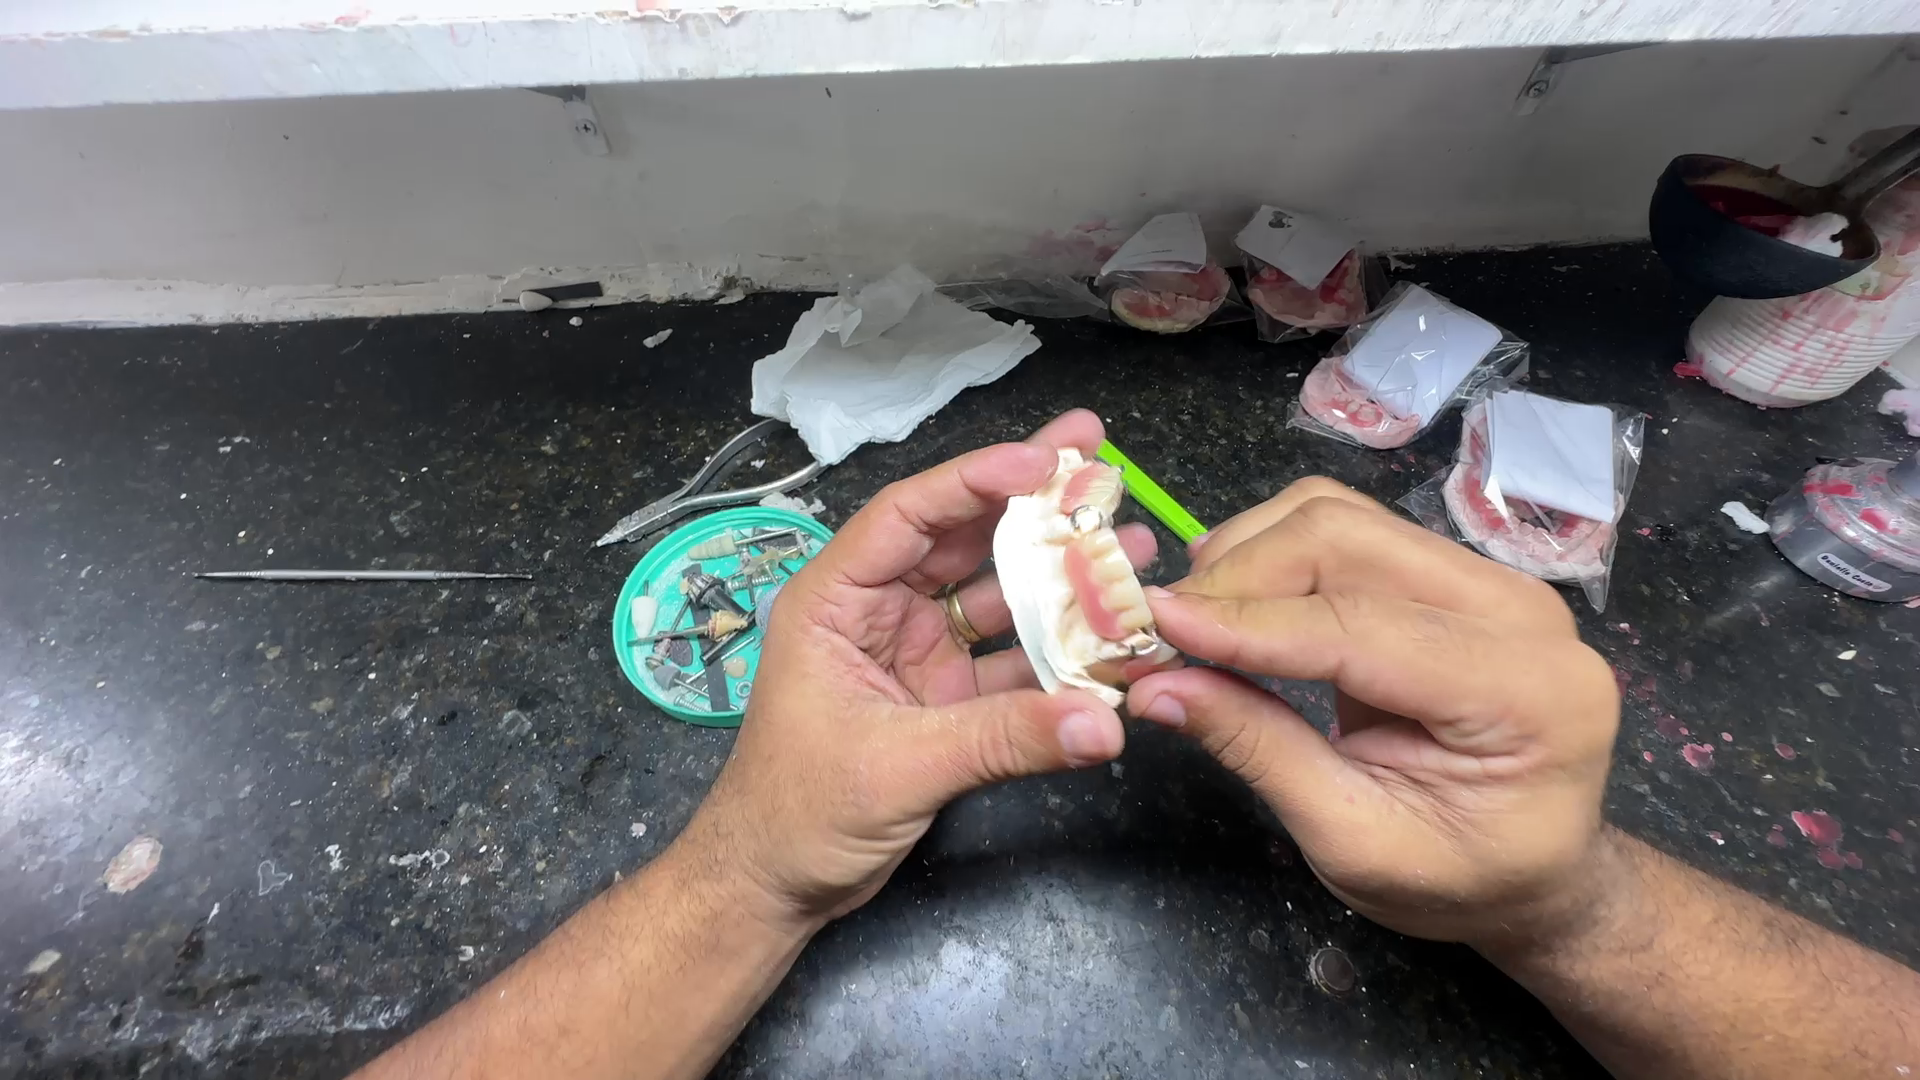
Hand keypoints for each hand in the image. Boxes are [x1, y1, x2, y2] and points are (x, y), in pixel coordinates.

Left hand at [676, 410, 1157, 930]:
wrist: (777, 884)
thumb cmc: (798, 812)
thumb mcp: (897, 766)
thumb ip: (1003, 740)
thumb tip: (1103, 724)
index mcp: (837, 598)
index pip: (907, 515)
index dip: (975, 481)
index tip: (1046, 461)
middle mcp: (880, 607)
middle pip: (960, 537)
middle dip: (1029, 503)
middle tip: (1096, 460)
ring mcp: (917, 648)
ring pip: (994, 594)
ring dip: (1056, 573)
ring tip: (1128, 545)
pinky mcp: (946, 690)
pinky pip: (1009, 656)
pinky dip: (1056, 648)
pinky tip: (1109, 634)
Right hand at [1128, 478, 1619, 949]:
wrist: (1531, 865)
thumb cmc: (1456, 876)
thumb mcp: (1350, 840)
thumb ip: (1256, 750)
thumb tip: (1154, 688)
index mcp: (1524, 692)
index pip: (1355, 624)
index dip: (1243, 623)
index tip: (1153, 624)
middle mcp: (1514, 608)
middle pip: (1341, 537)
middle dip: (1236, 575)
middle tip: (1165, 627)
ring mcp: (1479, 577)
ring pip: (1332, 515)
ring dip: (1246, 552)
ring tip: (1195, 613)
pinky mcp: (1438, 569)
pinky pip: (1338, 525)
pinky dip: (1267, 546)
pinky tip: (1235, 592)